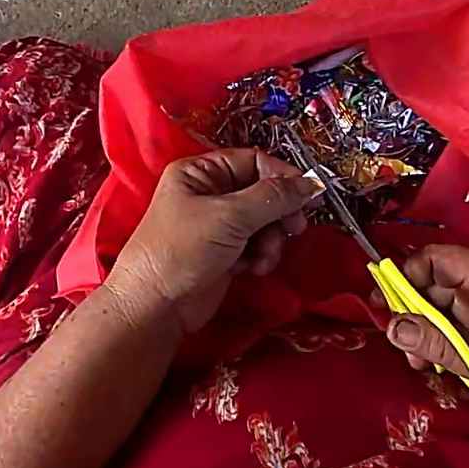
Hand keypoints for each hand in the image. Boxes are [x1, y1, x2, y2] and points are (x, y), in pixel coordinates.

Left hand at [104, 149, 324, 334]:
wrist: (156, 306)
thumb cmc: (182, 251)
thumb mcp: (228, 216)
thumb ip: (272, 198)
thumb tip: (312, 184)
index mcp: (200, 173)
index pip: (253, 161)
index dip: (281, 177)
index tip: (306, 196)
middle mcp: (209, 194)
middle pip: (263, 192)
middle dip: (279, 213)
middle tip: (293, 229)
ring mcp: (217, 225)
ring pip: (264, 221)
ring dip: (271, 239)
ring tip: (262, 256)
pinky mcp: (225, 253)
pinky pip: (257, 245)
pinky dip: (261, 256)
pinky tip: (253, 269)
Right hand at [379, 244, 468, 445]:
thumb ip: (443, 343)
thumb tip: (392, 326)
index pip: (441, 259)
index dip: (408, 276)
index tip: (385, 307)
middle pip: (436, 281)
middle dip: (412, 309)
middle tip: (399, 342)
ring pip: (439, 306)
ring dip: (422, 330)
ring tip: (419, 361)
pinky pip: (451, 326)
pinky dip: (437, 343)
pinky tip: (433, 363)